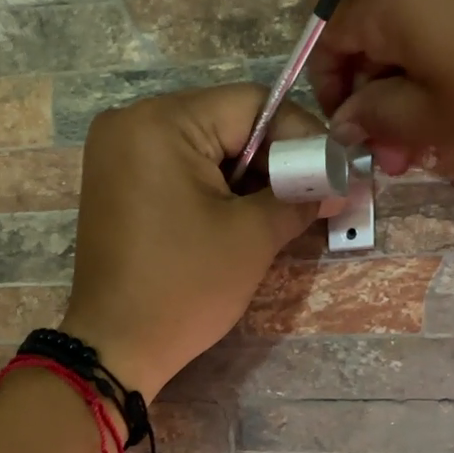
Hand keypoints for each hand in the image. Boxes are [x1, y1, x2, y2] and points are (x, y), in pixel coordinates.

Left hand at [61, 84, 323, 395]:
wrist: (116, 347)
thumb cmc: (185, 289)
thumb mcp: (252, 239)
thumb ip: (298, 198)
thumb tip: (339, 183)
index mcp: (161, 122)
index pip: (251, 105)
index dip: (300, 136)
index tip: (332, 171)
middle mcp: (131, 122)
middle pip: (225, 123)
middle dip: (272, 160)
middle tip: (311, 196)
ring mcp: (115, 154)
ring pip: (202, 147)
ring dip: (245, 177)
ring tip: (280, 213)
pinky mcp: (114, 185)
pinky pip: (176, 169)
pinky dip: (211, 189)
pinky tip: (237, 219)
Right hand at [310, 0, 453, 174]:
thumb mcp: (437, 125)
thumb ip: (377, 118)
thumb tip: (349, 116)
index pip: (329, 32)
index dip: (330, 89)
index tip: (356, 135)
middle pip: (377, 18)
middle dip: (377, 87)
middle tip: (402, 148)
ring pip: (426, 11)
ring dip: (419, 71)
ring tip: (447, 124)